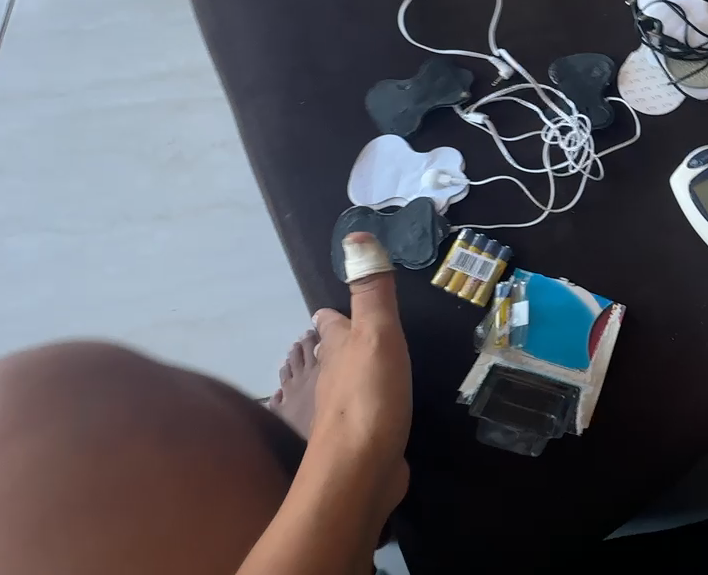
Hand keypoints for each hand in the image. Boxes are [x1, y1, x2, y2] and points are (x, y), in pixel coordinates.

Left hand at [309, 234, 411, 517]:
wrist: (360, 471)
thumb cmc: (369, 394)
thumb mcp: (377, 332)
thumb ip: (371, 289)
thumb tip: (357, 236)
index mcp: (338, 349)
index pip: (330, 323)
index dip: (330, 314)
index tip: (328, 306)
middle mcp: (333, 379)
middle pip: (331, 355)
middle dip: (335, 343)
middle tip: (343, 332)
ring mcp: (345, 413)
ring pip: (343, 385)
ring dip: (348, 374)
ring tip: (356, 366)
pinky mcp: (359, 441)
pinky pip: (361, 415)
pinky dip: (366, 404)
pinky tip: (379, 408)